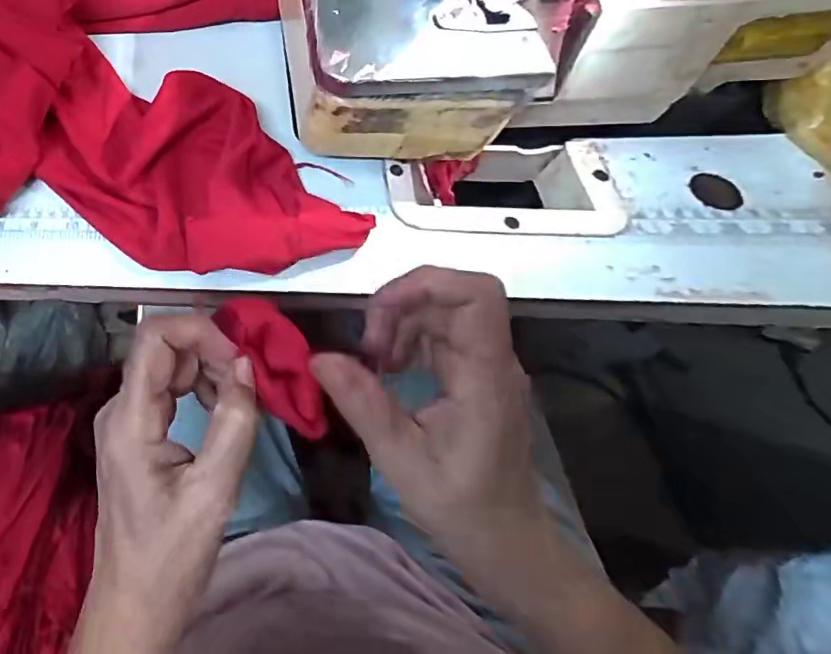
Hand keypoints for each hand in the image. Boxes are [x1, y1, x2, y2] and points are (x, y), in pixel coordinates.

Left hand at [70, 314, 258, 653]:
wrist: (134, 607)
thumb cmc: (170, 558)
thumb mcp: (213, 492)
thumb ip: (233, 422)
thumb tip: (246, 364)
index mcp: (128, 419)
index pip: (154, 336)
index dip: (198, 330)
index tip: (237, 357)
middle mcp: (120, 408)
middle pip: (163, 346)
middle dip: (209, 350)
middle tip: (246, 379)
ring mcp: (125, 418)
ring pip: (169, 364)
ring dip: (208, 368)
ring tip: (238, 398)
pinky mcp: (137, 430)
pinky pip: (169, 387)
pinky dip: (200, 386)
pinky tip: (222, 407)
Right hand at [310, 267, 676, 653]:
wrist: (511, 546)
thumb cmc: (463, 511)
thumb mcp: (402, 462)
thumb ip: (363, 404)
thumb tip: (319, 357)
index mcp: (486, 376)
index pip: (477, 295)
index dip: (426, 284)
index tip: (381, 314)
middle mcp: (493, 359)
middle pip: (452, 295)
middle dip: (400, 306)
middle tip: (369, 349)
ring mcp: (487, 363)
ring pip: (443, 309)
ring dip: (401, 322)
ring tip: (374, 363)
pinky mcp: (477, 372)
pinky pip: (442, 332)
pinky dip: (409, 338)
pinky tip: (389, 369)